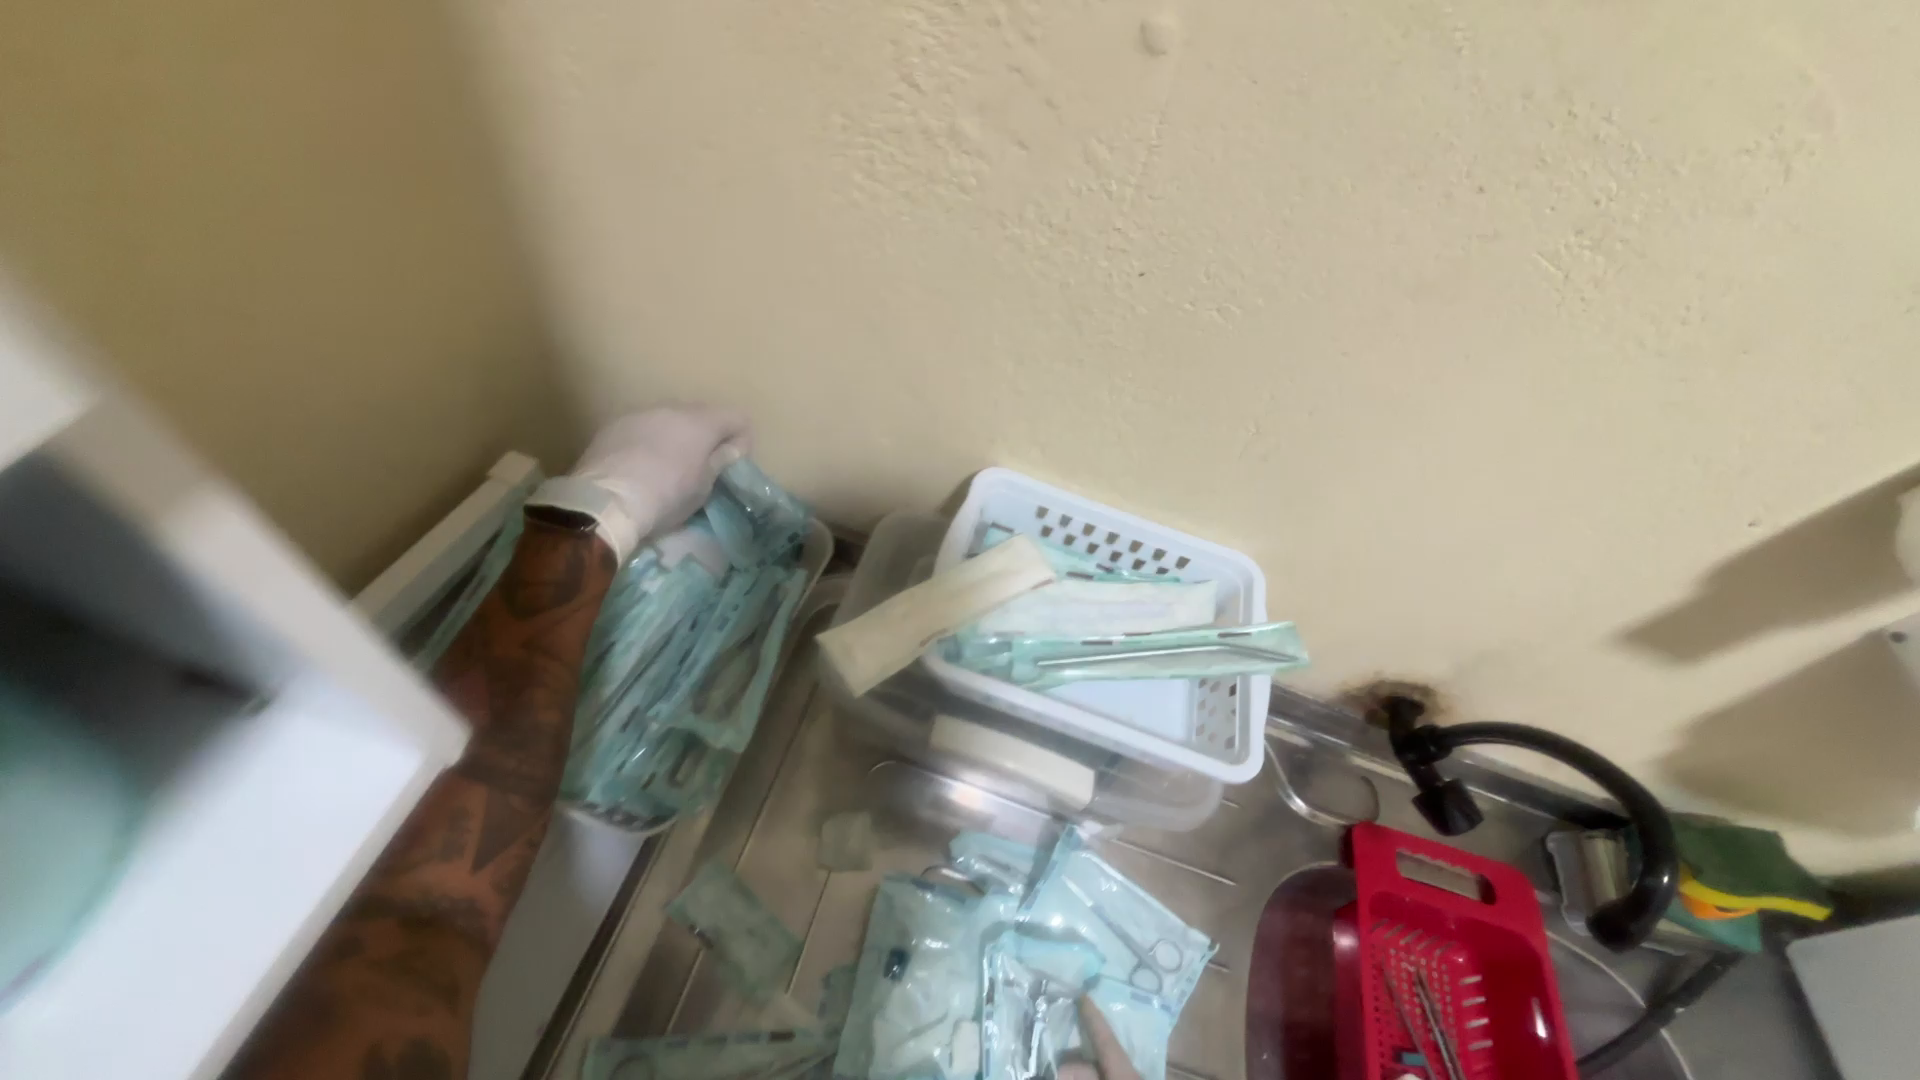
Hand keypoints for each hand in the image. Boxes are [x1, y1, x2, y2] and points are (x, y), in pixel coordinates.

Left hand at [529, 405, 750, 559]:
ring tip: (668, 466)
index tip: (734, 464)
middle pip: (701, 415)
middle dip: (707, 436)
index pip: (737, 418)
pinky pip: (642, 428)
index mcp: (700, 423)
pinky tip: (641, 466)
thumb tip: (731, 448)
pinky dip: (649, 441)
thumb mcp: (703, 487)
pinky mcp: (612, 426)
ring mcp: (639, 414)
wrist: (605, 502)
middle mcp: (671, 409)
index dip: (742, 440)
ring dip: (676, 437)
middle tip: (703, 465)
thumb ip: (720, 462)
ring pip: (668, 419)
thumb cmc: (666, 497)